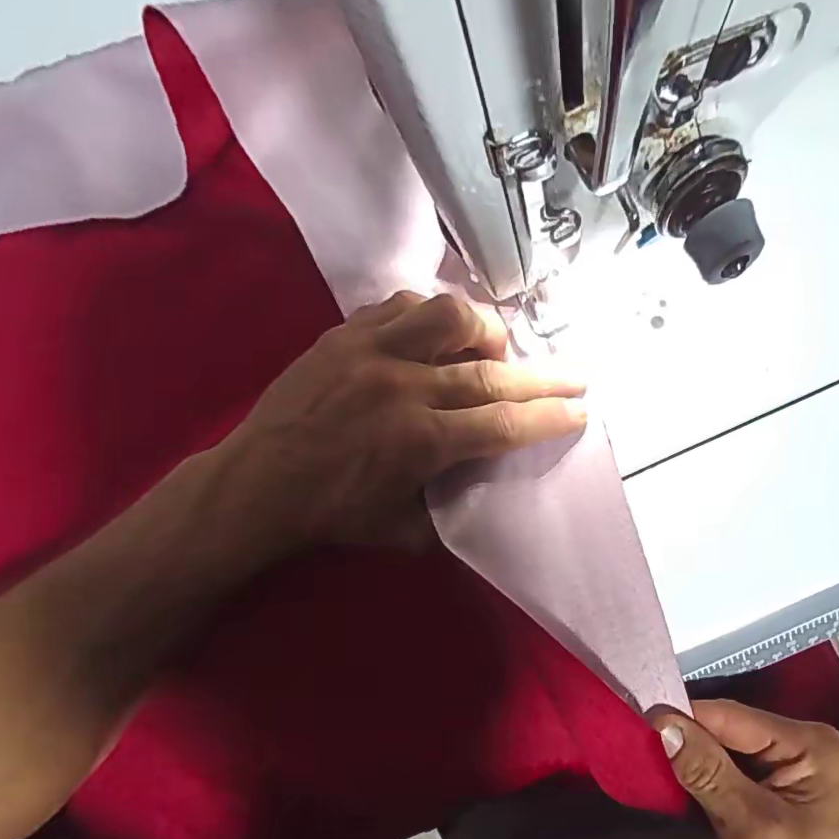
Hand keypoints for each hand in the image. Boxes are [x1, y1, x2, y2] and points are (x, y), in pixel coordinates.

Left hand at [217, 291, 586, 548]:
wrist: (259, 482)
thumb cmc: (331, 514)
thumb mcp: (401, 531)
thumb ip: (449, 511)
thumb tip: (482, 486)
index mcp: (419, 442)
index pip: (503, 425)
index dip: (548, 418)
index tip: (579, 410)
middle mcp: (403, 388)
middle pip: (491, 372)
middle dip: (543, 377)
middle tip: (574, 376)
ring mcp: (371, 352)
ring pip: (449, 317)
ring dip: (486, 330)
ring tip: (495, 347)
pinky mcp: (345, 334)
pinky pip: (402, 307)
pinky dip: (432, 317)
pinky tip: (436, 334)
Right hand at [648, 700, 838, 838]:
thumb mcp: (750, 828)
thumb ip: (706, 772)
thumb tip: (663, 724)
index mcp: (805, 742)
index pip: (727, 716)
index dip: (679, 719)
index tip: (631, 724)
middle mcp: (797, 741)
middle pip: (723, 727)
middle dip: (681, 739)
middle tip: (632, 746)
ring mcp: (787, 762)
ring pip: (721, 746)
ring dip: (688, 757)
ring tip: (644, 760)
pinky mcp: (774, 784)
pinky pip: (728, 766)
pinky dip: (701, 774)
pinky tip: (673, 780)